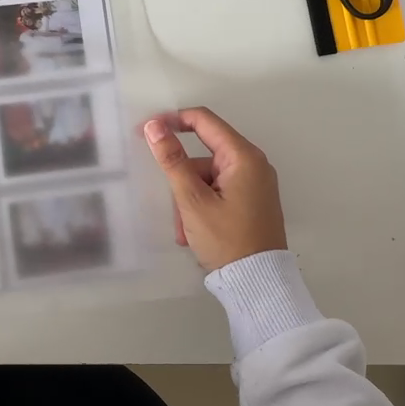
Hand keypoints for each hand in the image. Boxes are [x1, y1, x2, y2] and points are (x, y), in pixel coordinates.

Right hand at [142, 108, 286, 272]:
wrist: (259, 284)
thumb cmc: (226, 239)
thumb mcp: (192, 199)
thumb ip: (172, 160)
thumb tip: (155, 126)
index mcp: (243, 157)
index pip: (203, 121)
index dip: (172, 121)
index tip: (145, 132)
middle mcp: (253, 164)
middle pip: (203, 156)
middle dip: (181, 179)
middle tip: (172, 205)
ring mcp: (254, 184)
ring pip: (206, 178)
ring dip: (188, 200)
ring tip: (184, 230)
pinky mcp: (252, 201)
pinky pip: (218, 192)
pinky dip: (201, 207)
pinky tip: (194, 233)